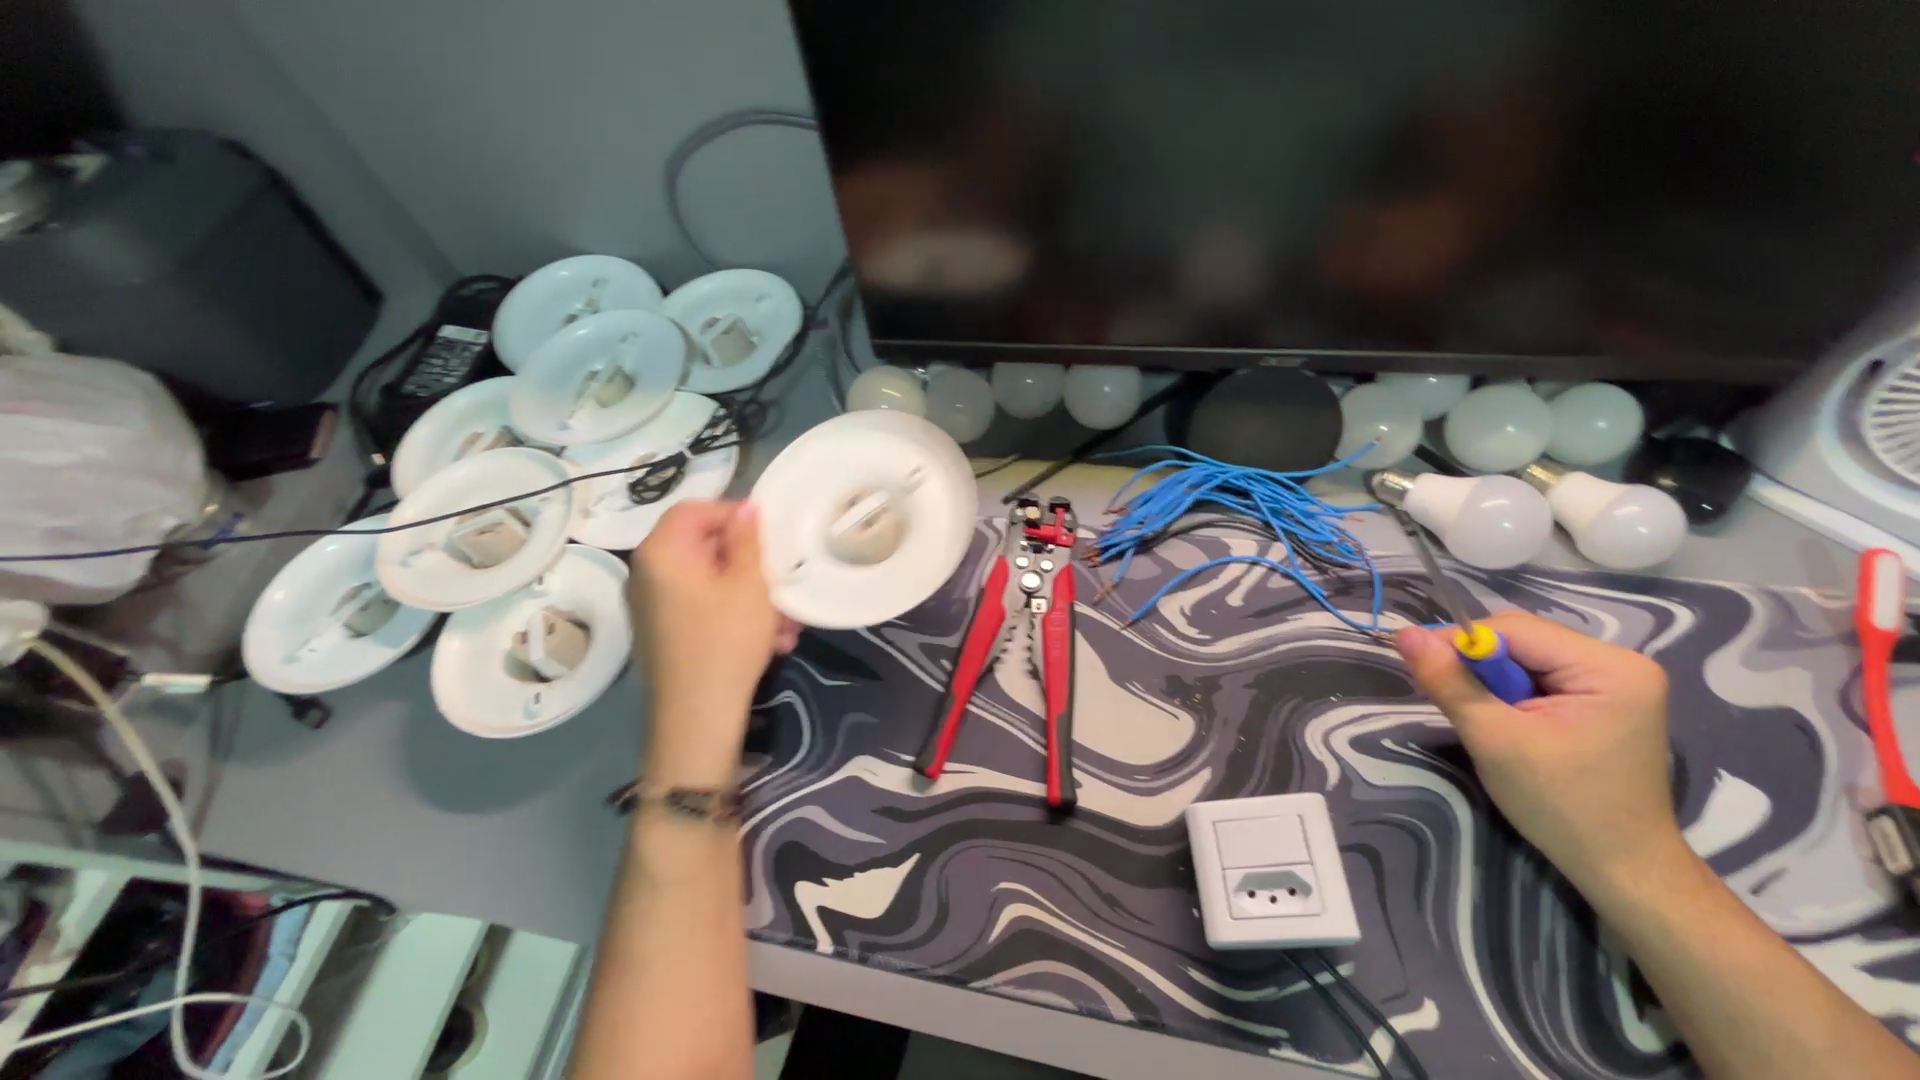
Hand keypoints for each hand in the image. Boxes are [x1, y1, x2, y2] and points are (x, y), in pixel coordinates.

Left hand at [629, 501, 799, 784]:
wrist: (698, 716)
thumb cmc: (726, 641)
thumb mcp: (750, 584)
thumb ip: (748, 539)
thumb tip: (746, 507)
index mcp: (662, 552)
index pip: (695, 509)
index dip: (734, 514)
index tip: (770, 535)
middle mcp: (649, 573)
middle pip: (705, 547)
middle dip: (752, 565)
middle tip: (785, 583)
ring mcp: (654, 605)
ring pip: (711, 581)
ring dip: (752, 595)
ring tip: (786, 623)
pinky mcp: (665, 631)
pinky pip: (704, 607)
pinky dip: (736, 615)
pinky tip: (771, 640)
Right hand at [1394, 612, 1681, 891]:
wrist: (1620, 867)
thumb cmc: (1561, 804)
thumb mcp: (1494, 739)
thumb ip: (1449, 681)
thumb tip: (1404, 633)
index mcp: (1610, 666)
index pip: (1515, 629)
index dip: (1459, 641)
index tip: (1419, 663)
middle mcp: (1622, 662)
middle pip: (1524, 640)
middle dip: (1479, 664)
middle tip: (1449, 698)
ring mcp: (1618, 682)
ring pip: (1529, 658)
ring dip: (1493, 681)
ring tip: (1480, 717)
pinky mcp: (1606, 701)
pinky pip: (1543, 677)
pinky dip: (1513, 693)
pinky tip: (1506, 722)